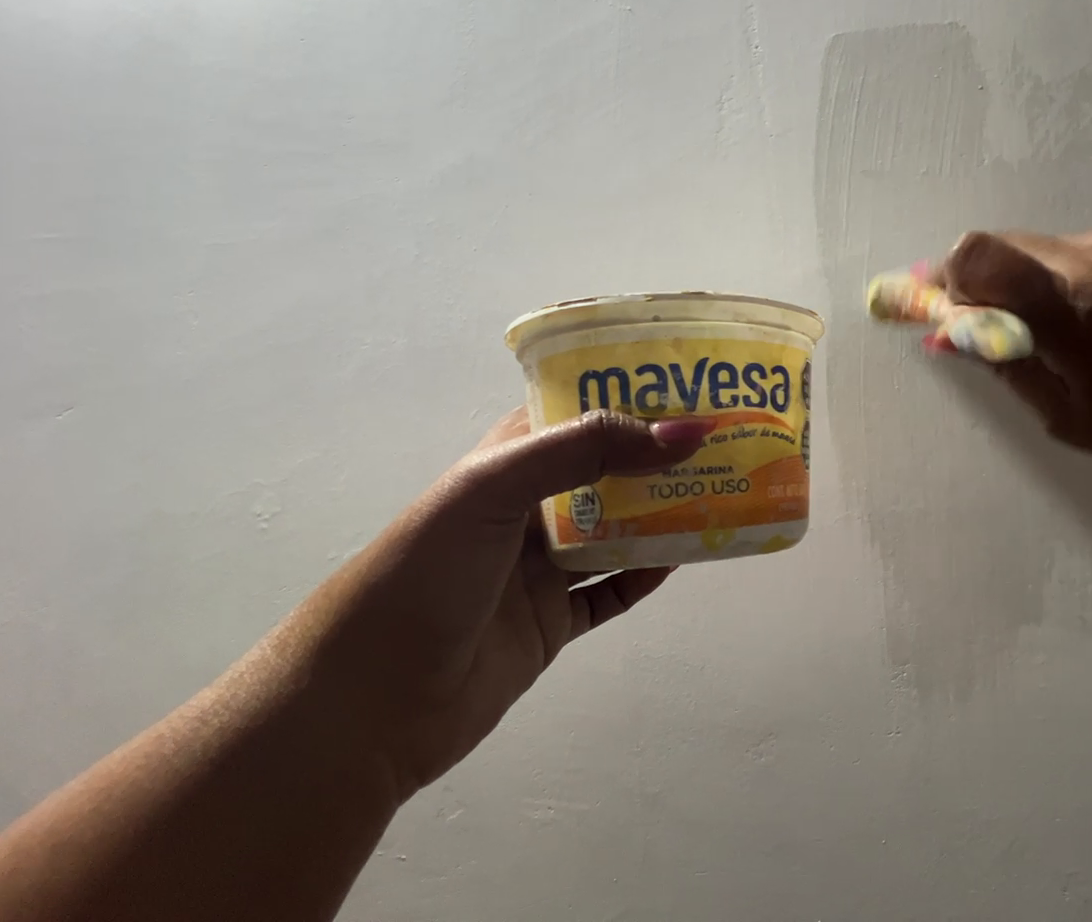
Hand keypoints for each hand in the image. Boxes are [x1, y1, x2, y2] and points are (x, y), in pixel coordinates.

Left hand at [277, 408, 709, 797]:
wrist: (366, 708)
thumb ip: (586, 450)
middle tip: (724, 437)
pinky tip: (688, 555)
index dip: (628, 395)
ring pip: (617, 530)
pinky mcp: (554, 621)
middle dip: (658, 455)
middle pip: (605, 471)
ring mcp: (540, 569)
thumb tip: (686, 431)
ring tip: (722, 490)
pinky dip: (650, 573)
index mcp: (503, 464)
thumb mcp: (494, 488)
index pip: (575, 412)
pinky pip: (614, 590)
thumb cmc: (422, 575)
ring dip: (664, 513)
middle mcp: (525, 509)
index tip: (690, 384)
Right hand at [935, 225, 1091, 471]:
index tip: (943, 313)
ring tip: (1052, 334)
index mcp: (1073, 308)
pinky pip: (1074, 250)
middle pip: (1001, 244)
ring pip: (1038, 246)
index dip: (945, 281)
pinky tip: (1090, 320)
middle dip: (980, 283)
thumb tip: (948, 334)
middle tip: (983, 328)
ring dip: (1022, 282)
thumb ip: (1004, 365)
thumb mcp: (1066, 416)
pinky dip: (1059, 279)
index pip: (977, 257)